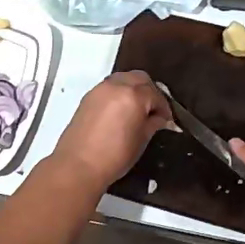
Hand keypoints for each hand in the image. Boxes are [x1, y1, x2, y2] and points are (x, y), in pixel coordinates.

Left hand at [48, 71, 174, 190]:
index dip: (164, 108)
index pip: (155, 94)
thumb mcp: (141, 140)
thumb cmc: (114, 156)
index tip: (167, 120)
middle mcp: (116, 86)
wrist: (78, 165)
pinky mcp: (88, 97)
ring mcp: (100, 89)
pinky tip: (121, 110)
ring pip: (123, 79)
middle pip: (140, 78)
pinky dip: (119, 92)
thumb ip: (153, 123)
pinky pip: (109, 87)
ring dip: (133, 89)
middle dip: (150, 92)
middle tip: (154, 110)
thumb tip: (160, 118)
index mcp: (133, 95)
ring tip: (138, 109)